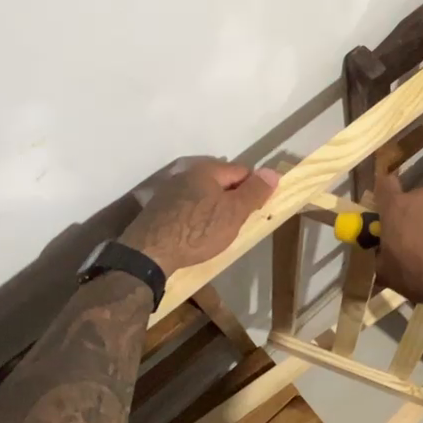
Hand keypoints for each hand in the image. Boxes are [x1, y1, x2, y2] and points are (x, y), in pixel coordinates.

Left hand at [120, 158, 278, 274]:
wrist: (148, 252)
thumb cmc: (197, 231)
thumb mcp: (233, 213)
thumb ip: (254, 192)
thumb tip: (273, 172)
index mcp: (207, 170)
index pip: (243, 171)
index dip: (255, 188)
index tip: (258, 210)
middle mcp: (187, 173)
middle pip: (222, 182)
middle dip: (234, 199)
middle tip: (240, 223)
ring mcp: (170, 190)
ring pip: (204, 194)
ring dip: (214, 208)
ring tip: (219, 231)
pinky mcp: (159, 208)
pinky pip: (188, 207)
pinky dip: (197, 216)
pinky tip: (196, 234)